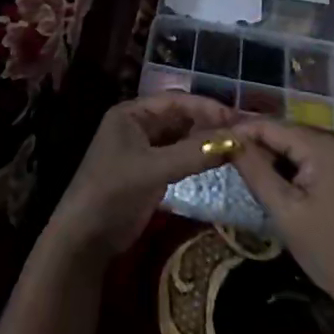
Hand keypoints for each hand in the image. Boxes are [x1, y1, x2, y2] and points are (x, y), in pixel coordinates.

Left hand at [45, 94, 238, 263]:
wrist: (87, 234)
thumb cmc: (113, 191)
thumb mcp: (154, 169)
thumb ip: (194, 153)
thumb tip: (238, 140)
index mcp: (131, 113)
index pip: (176, 100)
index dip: (208, 107)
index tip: (240, 119)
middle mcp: (137, 125)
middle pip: (181, 116)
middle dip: (210, 123)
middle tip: (246, 134)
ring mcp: (143, 148)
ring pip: (182, 136)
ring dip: (206, 140)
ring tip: (240, 147)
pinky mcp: (150, 171)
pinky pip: (179, 156)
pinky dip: (198, 156)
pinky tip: (221, 161)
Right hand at [232, 119, 333, 314]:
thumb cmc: (325, 247)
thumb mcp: (281, 207)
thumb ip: (253, 168)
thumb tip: (227, 140)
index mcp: (324, 147)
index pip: (270, 125)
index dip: (239, 131)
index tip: (212, 144)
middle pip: (284, 130)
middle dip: (254, 141)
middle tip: (224, 157)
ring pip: (296, 142)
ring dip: (270, 152)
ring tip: (242, 168)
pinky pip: (310, 154)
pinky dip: (289, 162)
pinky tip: (273, 178)